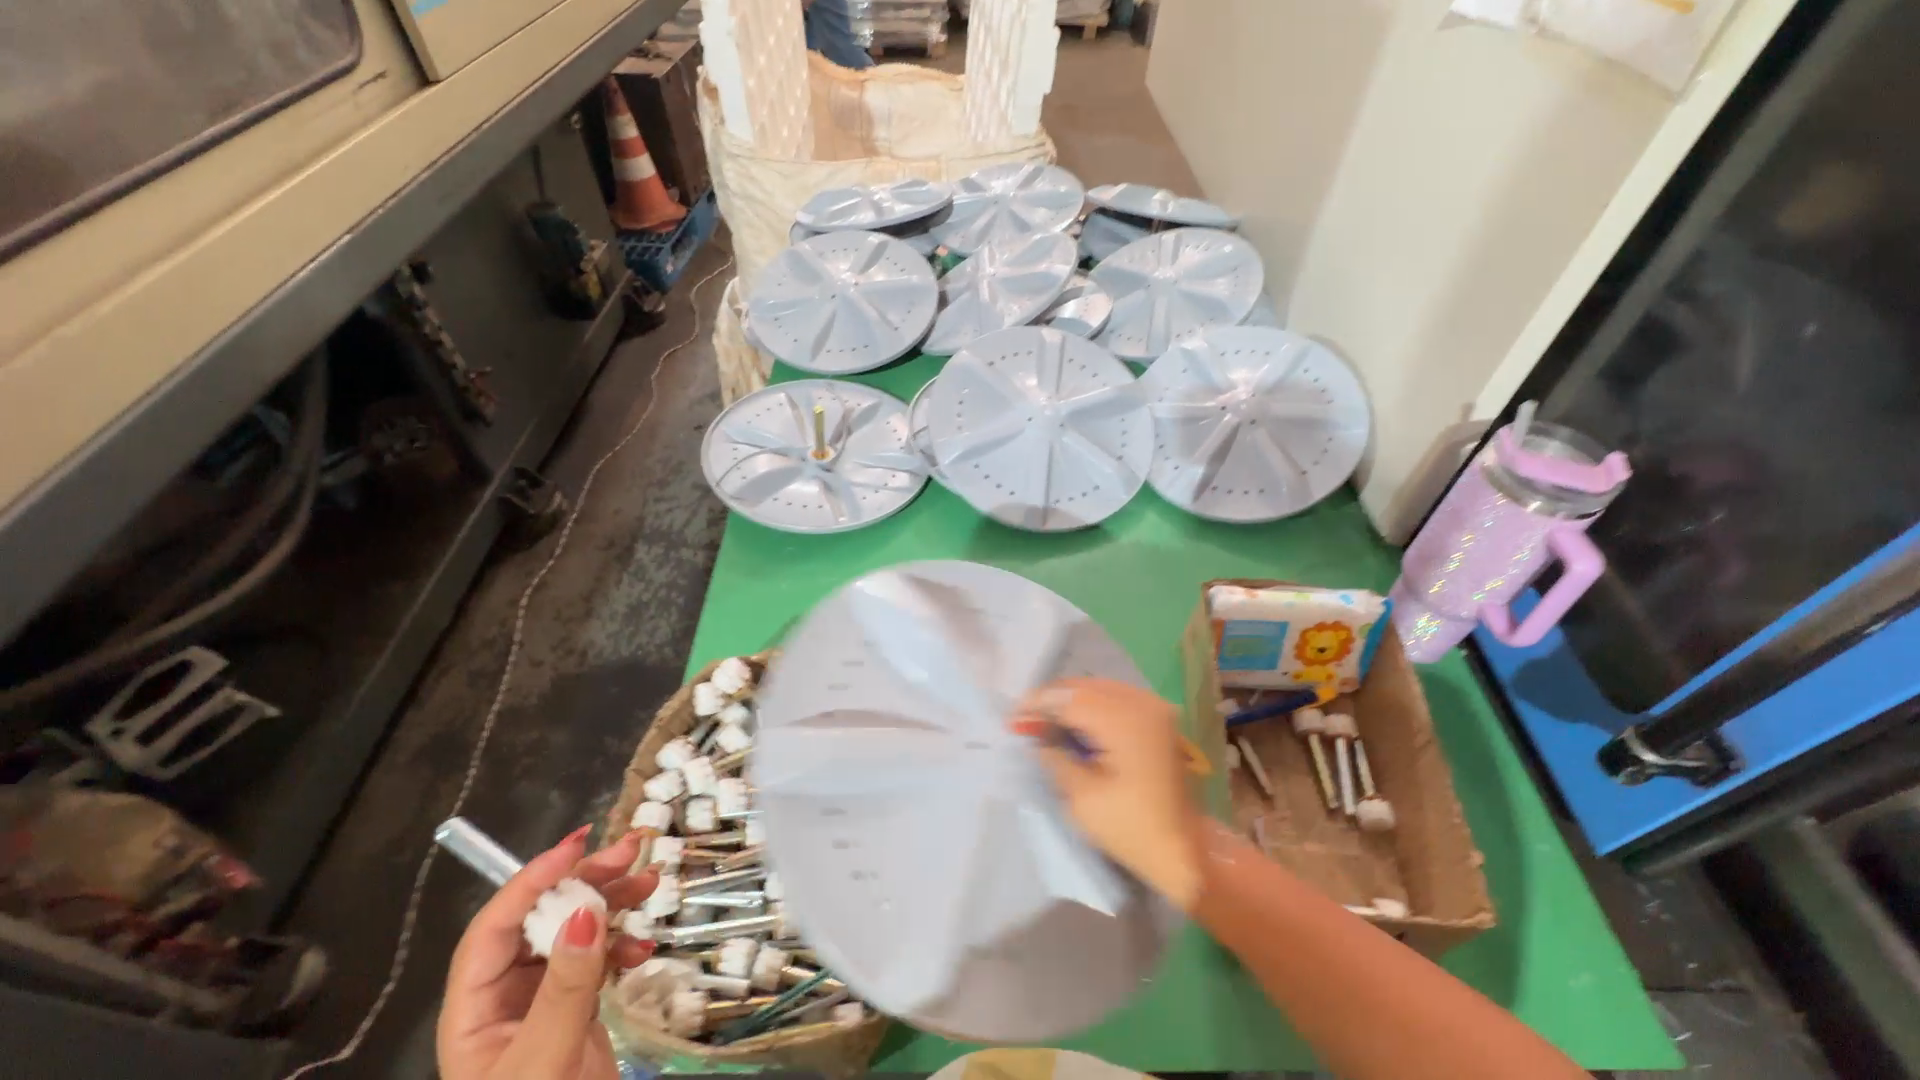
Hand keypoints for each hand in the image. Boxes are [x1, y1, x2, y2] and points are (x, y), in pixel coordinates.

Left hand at [437, 827, 660, 1079]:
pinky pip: (598, 961)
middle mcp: (504, 998)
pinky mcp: (575, 1013)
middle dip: (585, 882)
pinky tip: (645, 948)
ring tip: (651, 880)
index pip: (496, 930)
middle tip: (632, 849)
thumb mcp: (547, 1061)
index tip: (576, 847)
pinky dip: (623, 946)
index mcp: (474, 1009)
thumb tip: (584, 913)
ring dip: (613, 904)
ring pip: (574, 934)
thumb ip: (565, 988)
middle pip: (540, 922)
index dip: (532, 883)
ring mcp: (542, 1004)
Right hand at [1012, 678, 1205, 909]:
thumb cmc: (1130, 829)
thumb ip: (1055, 757)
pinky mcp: (1159, 720)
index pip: (1070, 698)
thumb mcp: (1082, 797)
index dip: (1037, 706)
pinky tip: (1073, 726)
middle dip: (1051, 701)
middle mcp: (1144, 703)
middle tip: (1024, 722)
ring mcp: (1156, 709)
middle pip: (1085, 687)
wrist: (1184, 851)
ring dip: (1070, 702)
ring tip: (1044, 724)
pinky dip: (1091, 707)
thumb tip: (1035, 735)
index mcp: (1126, 721)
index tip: (1012, 721)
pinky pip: (1116, 699)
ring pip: (1099, 689)